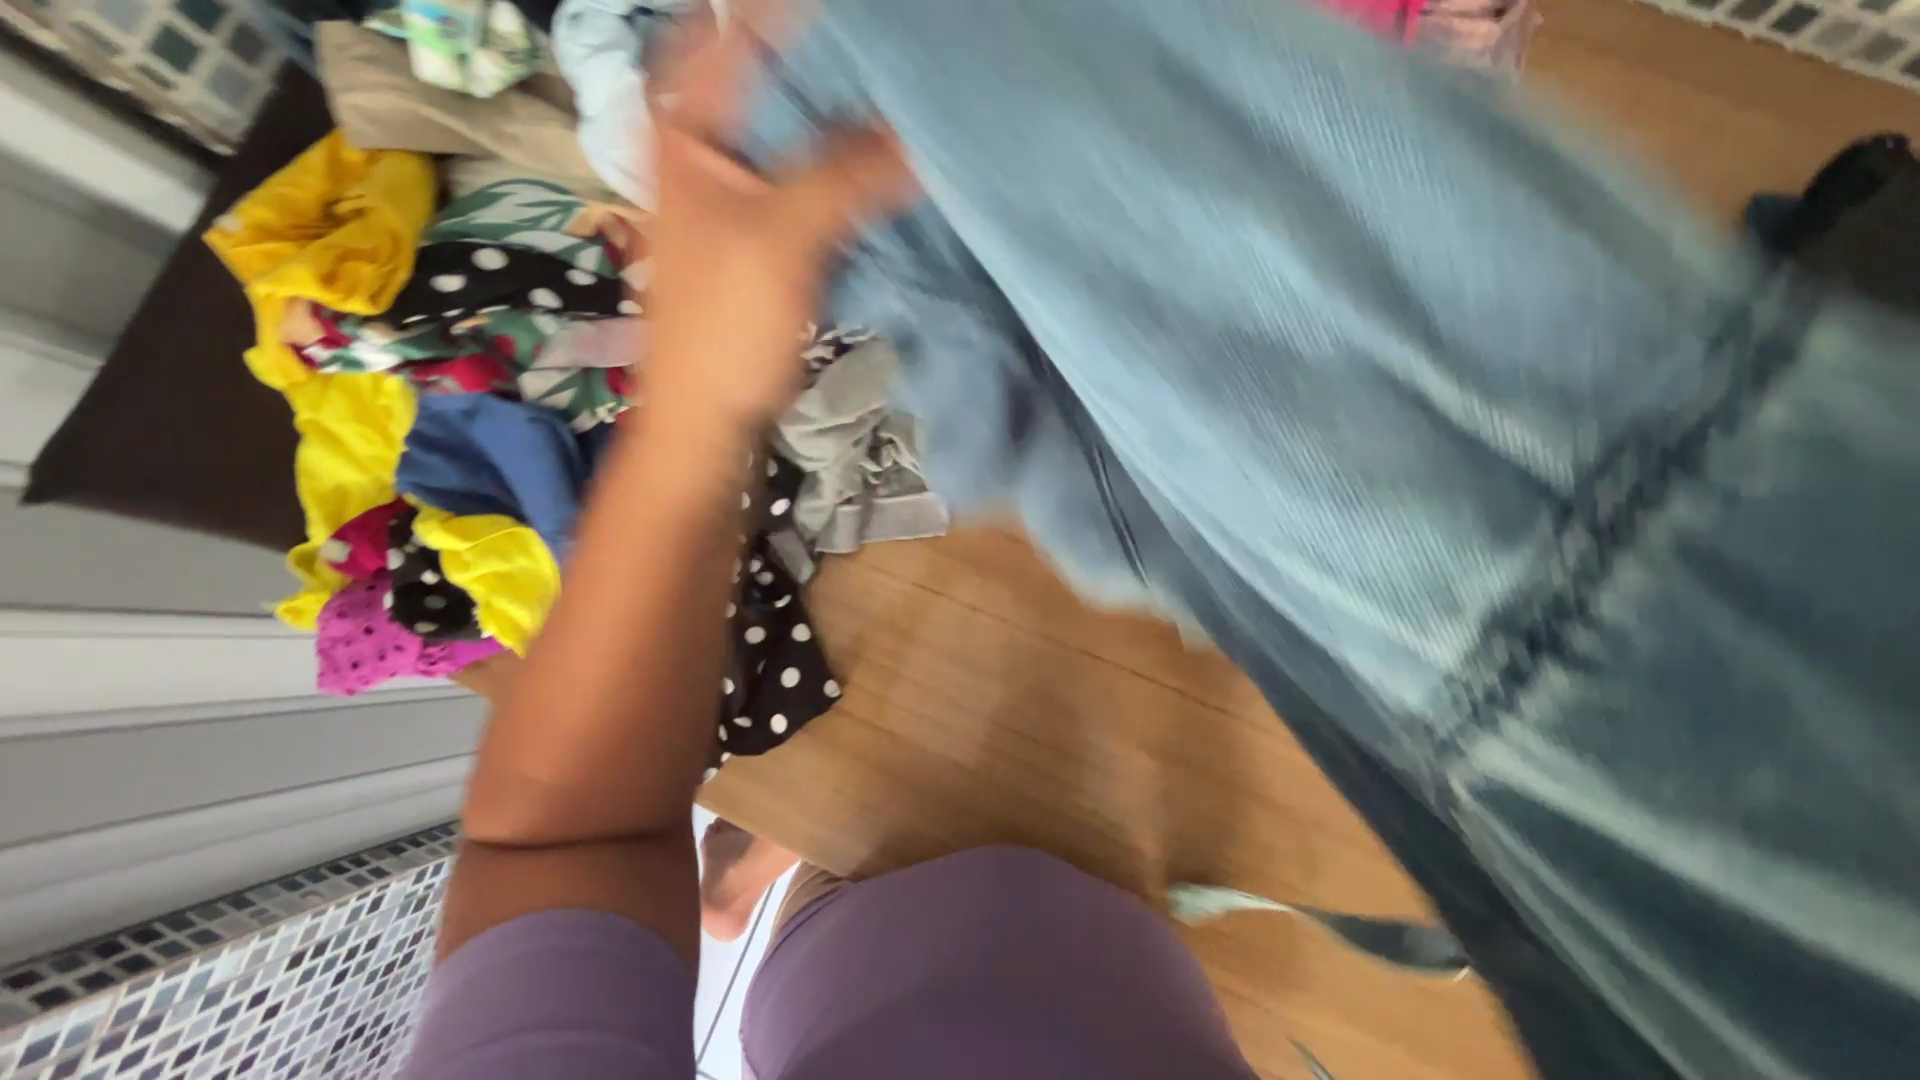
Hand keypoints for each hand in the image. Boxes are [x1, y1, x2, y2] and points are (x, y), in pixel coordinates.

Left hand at [641, 6, 916, 433]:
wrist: (708, 417)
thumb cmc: (723, 329)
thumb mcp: (779, 240)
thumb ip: (845, 174)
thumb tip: (918, 136)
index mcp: (686, 128)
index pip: (737, 31)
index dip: (792, 15)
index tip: (869, 17)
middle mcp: (709, 146)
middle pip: (773, 75)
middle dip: (834, 60)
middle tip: (899, 54)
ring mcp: (740, 190)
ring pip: (799, 129)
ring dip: (848, 113)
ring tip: (907, 93)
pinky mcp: (769, 231)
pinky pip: (816, 177)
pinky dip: (852, 166)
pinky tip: (895, 158)